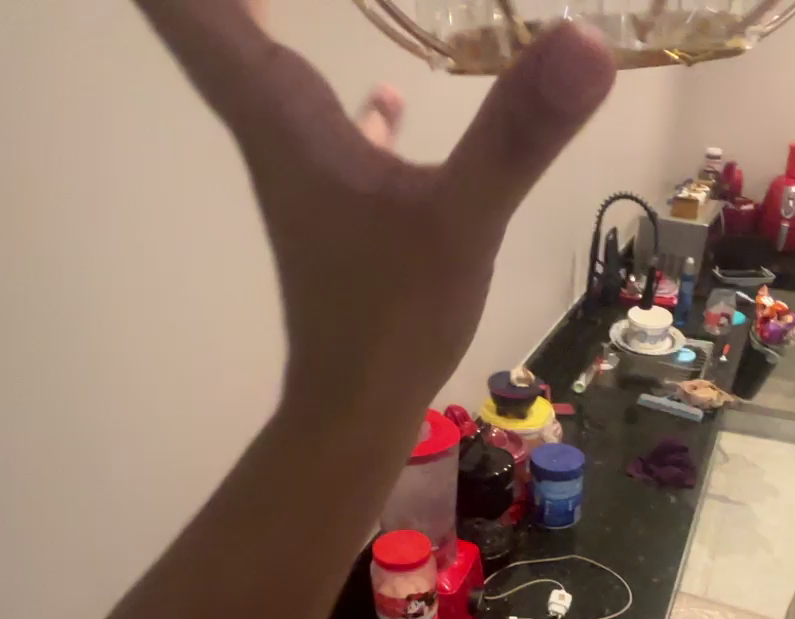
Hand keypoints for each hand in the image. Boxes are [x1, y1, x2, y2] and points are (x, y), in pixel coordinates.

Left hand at [131, 0, 615, 411]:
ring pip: (262, 50)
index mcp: (276, 107)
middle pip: (206, 4)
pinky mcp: (334, 197)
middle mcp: (271, 118)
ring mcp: (300, 159)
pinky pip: (321, 110)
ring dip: (264, 4)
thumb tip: (588, 40)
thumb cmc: (391, 324)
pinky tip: (392, 86)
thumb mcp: (459, 226)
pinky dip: (335, 77)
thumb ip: (516, 137)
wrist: (357, 404)